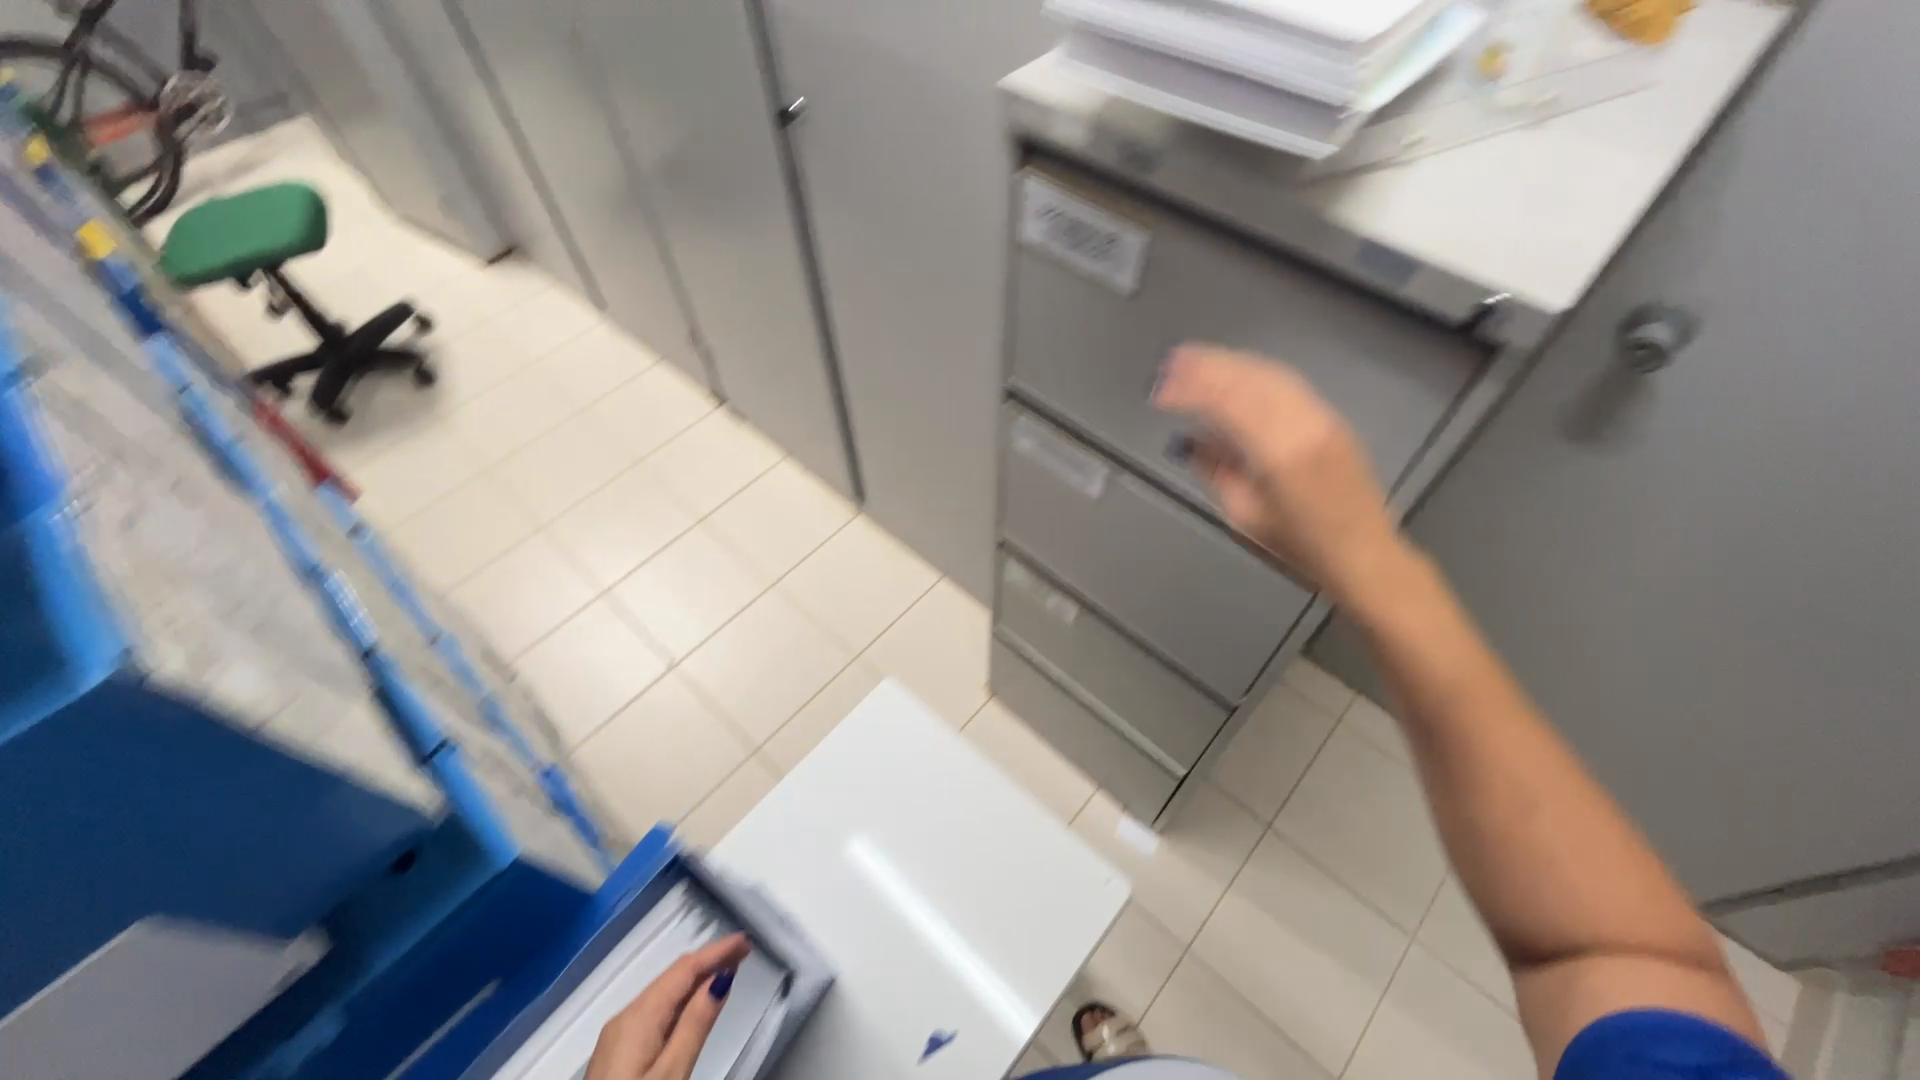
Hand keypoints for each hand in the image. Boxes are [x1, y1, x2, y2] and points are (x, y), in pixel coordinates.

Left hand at [586, 933, 750, 1079]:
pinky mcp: (618, 1051)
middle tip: (743, 952)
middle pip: (672, 976)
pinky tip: (695, 1001)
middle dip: (708, 960)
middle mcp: (625, 1018)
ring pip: (663, 992)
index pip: (683, 970)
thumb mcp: (672, 1073)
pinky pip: (655, 1010)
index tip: (745, 942)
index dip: (716, 952)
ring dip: (696, 977)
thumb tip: (720, 980)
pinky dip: (681, 997)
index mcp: (638, 1018)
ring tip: (727, 969)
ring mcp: (618, 1034)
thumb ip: (696, 1025)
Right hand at [1153, 344, 1407, 605]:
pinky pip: (1287, 382)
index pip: (1227, 403)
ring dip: (1230, 362)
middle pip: (1249, 378)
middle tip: (1171, 363)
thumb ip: (1217, 470)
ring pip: (1270, 373)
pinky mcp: (1331, 417)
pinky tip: (1234, 373)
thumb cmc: (1300, 545)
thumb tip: (1192, 440)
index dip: (1190, 390)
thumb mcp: (1245, 515)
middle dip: (1207, 366)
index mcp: (1279, 452)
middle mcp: (1303, 423)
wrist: (1364, 554)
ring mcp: (1322, 416)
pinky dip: (1254, 372)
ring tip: (1194, 359)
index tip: (1159, 392)